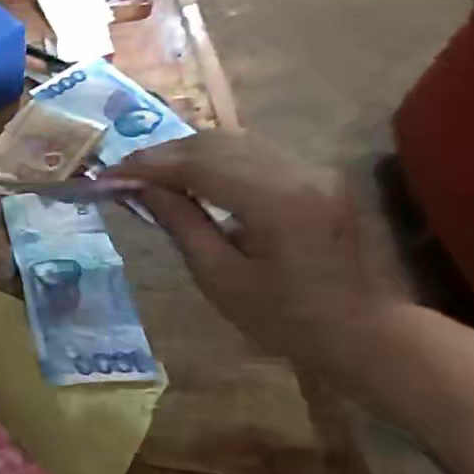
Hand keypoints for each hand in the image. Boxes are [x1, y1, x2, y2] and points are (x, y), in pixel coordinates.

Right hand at [109, 129, 402, 361]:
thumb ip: (181, 223)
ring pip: (236, 142)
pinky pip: (254, 154)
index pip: (199, 164)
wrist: (363, 331)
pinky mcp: (316, 175)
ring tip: (150, 172)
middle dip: (165, 153)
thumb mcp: (221, 278)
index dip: (150, 166)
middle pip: (217, 143)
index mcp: (276, 201)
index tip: (110, 173)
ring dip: (188, 152)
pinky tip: (191, 175)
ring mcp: (312, 169)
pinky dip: (215, 159)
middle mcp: (298, 171)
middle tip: (125, 171)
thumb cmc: (285, 319)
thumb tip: (141, 188)